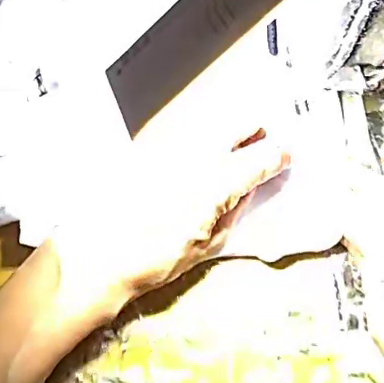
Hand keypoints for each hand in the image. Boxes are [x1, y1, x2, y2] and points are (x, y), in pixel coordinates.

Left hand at [42, 130, 290, 329]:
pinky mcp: (147, 148)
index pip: (257, 159)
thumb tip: (247, 192)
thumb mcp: (207, 245)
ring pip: (207, 125)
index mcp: (215, 183)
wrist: (97, 251)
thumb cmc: (151, 258)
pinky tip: (197, 152)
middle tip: (264, 136)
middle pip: (233, 124)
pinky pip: (182, 135)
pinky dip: (197, 139)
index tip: (286, 155)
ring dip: (225, 130)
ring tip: (236, 140)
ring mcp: (168, 147)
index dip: (276, 155)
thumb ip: (232, 214)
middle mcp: (193, 155)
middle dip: (253, 129)